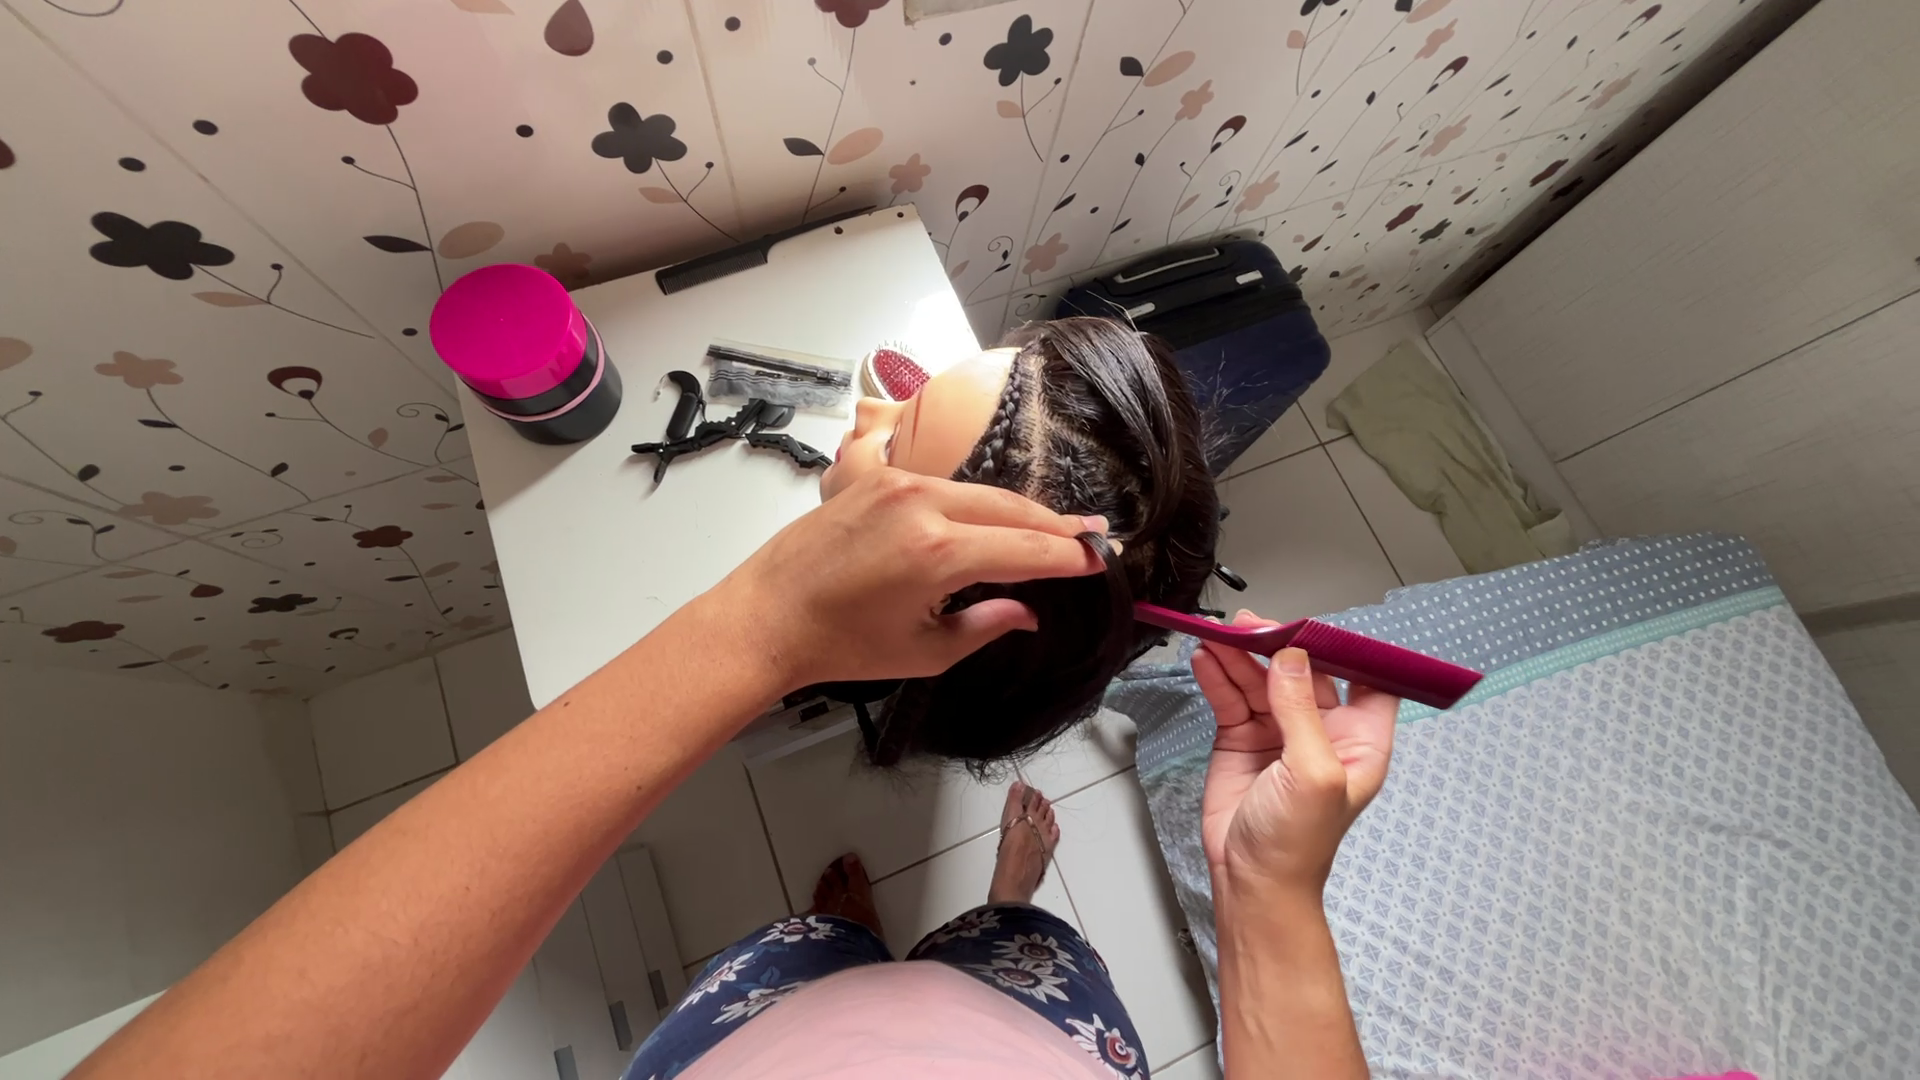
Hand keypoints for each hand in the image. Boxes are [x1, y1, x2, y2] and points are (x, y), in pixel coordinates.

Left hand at [713, 467, 1104, 690]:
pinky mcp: (876, 476)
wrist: (766, 616)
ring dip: (1019, 511)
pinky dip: (977, 502)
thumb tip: (1030, 611)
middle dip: (1055, 524)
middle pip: (1011, 507)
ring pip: (981, 491)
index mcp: (937, 554)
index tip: (1098, 560)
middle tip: (1092, 535)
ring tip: (1053, 527)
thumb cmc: (841, 646)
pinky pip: (946, 485)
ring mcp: (897, 482)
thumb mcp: (924, 651)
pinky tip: (994, 516)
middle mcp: (922, 504)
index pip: (1026, 549)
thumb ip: (987, 624)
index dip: (1067, 557)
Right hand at [1193, 611, 1397, 899]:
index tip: (1314, 629)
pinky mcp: (1240, 737)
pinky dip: (1216, 676)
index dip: (1345, 651)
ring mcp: (1276, 731)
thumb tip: (1291, 657)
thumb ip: (1301, 711)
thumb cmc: (1297, 841)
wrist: (1250, 878)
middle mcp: (1319, 730)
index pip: (1364, 680)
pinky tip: (1205, 659)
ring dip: (1238, 656)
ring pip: (1258, 679)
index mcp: (1357, 739)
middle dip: (1276, 645)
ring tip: (1216, 636)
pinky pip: (1229, 696)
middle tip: (1249, 625)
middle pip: (1300, 671)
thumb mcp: (1311, 773)